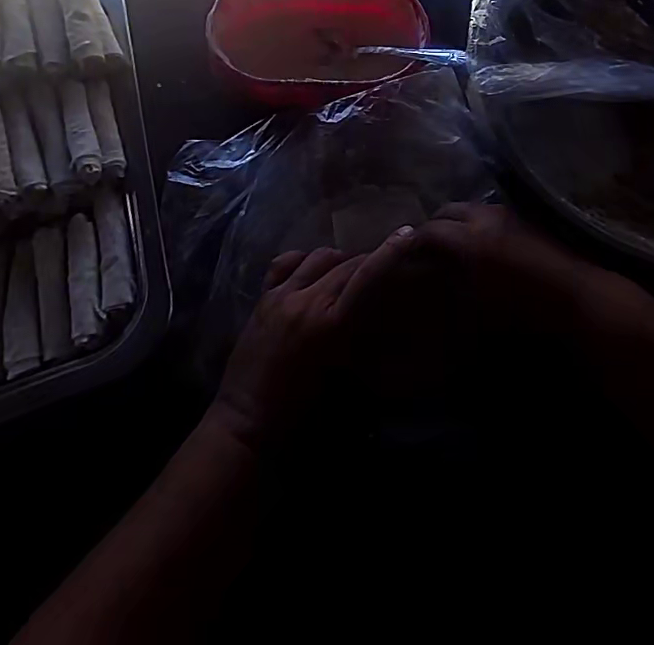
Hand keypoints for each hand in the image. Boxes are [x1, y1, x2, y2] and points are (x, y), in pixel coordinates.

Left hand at [209, 232, 414, 449]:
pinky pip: (284, 264)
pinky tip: (310, 267)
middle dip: (367, 259)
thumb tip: (376, 320)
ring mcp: (281, 295)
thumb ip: (359, 342)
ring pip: (317, 257)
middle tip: (383, 263)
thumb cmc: (302, 413)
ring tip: (348, 268)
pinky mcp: (263, 299)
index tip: (407, 233)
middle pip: (345, 265)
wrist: (247, 420)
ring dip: (337, 258)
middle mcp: (306, 299)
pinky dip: (302, 260)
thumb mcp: (342, 379)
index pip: (365, 276)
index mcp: (330, 323)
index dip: (389, 252)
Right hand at [411, 203, 604, 322]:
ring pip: (471, 209)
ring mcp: (509, 215)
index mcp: (470, 239)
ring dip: (457, 222)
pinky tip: (482, 244)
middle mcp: (486, 218)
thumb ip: (452, 284)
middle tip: (426, 245)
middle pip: (448, 210)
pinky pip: (491, 215)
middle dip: (434, 224)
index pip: (430, 231)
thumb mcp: (479, 304)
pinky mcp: (526, 219)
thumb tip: (433, 276)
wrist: (581, 299)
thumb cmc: (527, 310)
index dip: (413, 241)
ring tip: (453, 243)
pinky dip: (478, 224)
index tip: (403, 253)